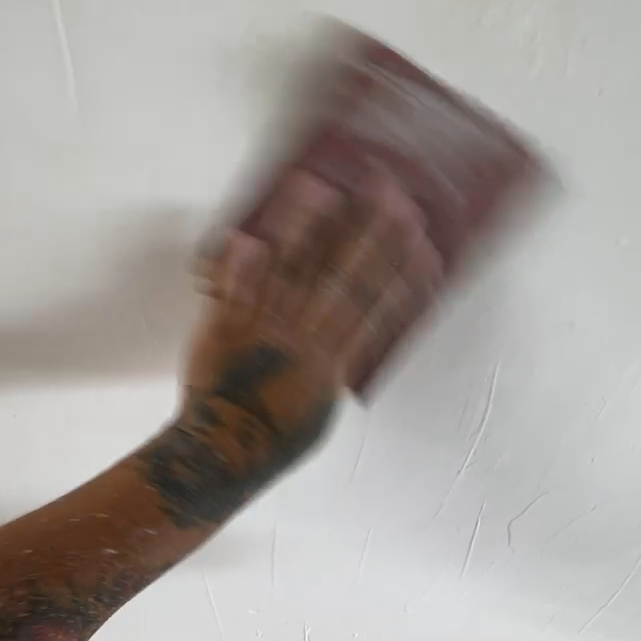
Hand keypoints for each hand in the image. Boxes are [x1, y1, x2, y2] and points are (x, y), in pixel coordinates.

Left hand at [141, 170, 440, 528]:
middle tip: (386, 195)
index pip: (371, 306)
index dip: (396, 270)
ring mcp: (260, 332)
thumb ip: (333, 370)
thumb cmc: (274, 439)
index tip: (418, 241)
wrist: (225, 454)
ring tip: (319, 187)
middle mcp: (300, 340)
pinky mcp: (222, 330)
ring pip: (285, 273)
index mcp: (330, 363)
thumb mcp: (319, 409)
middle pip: (338, 277)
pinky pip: (230, 292)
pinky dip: (236, 264)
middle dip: (365, 233)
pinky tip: (246, 231)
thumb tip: (347, 344)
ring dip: (302, 229)